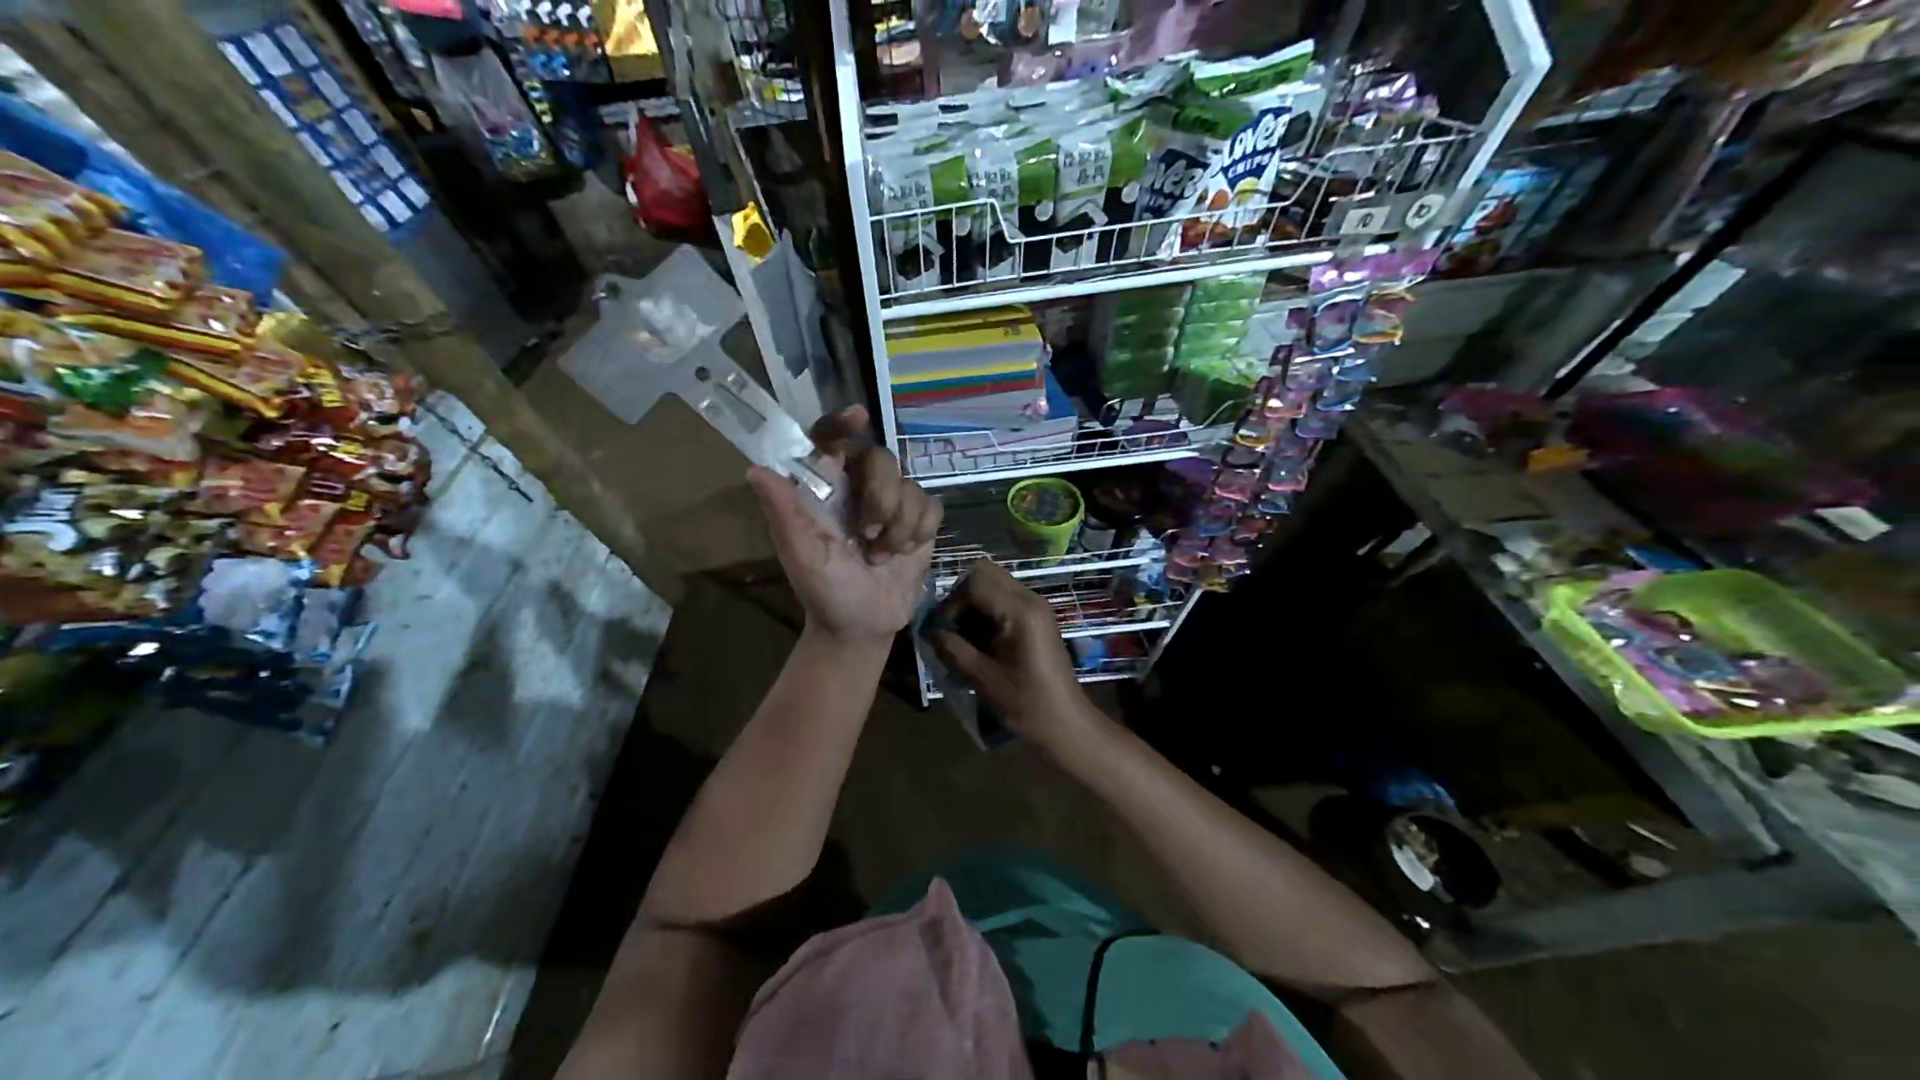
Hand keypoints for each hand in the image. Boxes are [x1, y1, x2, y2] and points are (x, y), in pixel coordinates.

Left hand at [747, 405, 940, 646]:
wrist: (865, 627)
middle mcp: (858, 490)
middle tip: (868, 536)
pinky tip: (906, 551)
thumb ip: (784, 512)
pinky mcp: (918, 522)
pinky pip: (931, 505)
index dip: (842, 424)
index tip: (859, 418)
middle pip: (882, 460)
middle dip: (881, 499)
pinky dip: (920, 530)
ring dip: (900, 525)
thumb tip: (755, 469)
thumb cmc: (826, 593)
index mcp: (825, 491)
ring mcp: (891, 504)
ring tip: (882, 555)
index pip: (831, 442)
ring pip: (910, 486)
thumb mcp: (802, 555)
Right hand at [927, 559, 1099, 749]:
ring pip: (995, 583)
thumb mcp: (981, 677)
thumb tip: (929, 630)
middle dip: (961, 596)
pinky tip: (981, 640)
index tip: (943, 630)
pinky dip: (987, 610)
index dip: (951, 602)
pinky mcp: (1037, 616)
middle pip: (985, 572)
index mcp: (1020, 611)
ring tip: (965, 635)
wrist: (1065, 722)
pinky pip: (1005, 597)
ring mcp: (1037, 606)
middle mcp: (1031, 598)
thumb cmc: (1025, 703)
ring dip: (974, 603)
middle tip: (952, 627)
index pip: (974, 582)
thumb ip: (951, 648)